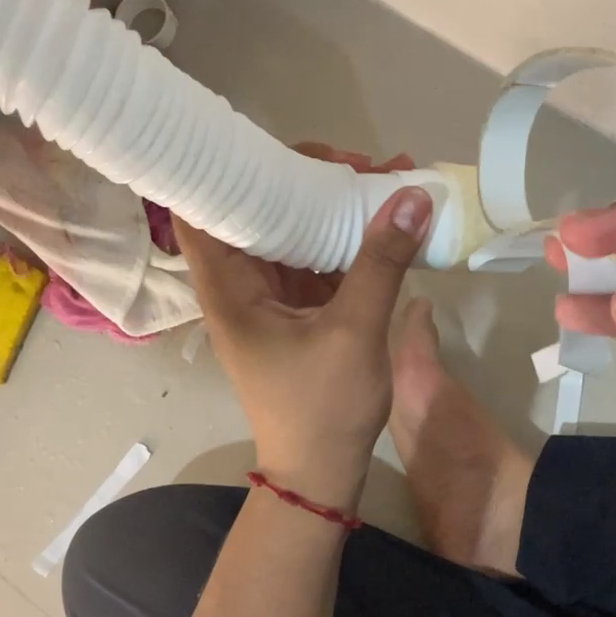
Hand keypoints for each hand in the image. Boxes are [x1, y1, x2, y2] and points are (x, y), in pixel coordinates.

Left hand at [175, 146, 431, 510]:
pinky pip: (314, 264)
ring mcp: (269, 302)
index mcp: (229, 288)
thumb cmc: (323, 409)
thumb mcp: (355, 331)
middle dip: (305, 178)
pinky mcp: (296, 317)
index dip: (228, 163)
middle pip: (256, 210)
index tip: (278, 140)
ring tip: (382, 182)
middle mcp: (240, 287)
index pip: (202, 204)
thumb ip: (380, 260)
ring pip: (291, 235)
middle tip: (359, 162)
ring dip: (330, 209)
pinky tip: (382, 225)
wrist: (321, 476)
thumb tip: (413, 195)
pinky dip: (342, 244)